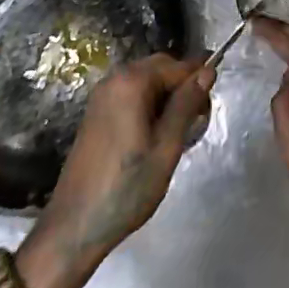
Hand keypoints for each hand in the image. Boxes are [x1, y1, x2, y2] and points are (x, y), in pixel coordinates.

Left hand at [15, 54, 214, 287]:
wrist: (77, 222)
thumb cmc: (128, 187)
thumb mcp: (167, 147)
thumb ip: (186, 105)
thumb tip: (207, 71)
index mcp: (131, 82)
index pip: (176, 65)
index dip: (198, 80)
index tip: (211, 107)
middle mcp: (114, 79)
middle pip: (159, 68)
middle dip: (182, 88)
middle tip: (197, 124)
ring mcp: (102, 95)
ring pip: (146, 82)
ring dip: (166, 98)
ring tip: (178, 135)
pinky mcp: (97, 112)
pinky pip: (131, 95)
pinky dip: (148, 106)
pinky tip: (156, 137)